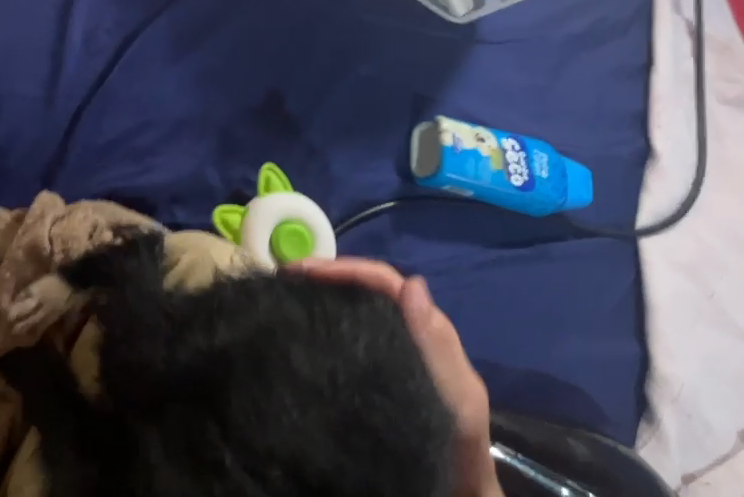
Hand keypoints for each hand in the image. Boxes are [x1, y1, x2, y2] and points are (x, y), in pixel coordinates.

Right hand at [291, 258, 502, 496]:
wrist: (458, 496)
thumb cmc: (460, 451)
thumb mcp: (458, 401)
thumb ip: (438, 347)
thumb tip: (411, 283)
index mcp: (428, 331)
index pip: (385, 282)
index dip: (346, 269)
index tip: (303, 271)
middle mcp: (409, 334)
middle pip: (365, 289)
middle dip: (326, 276)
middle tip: (283, 280)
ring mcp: (392, 354)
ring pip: (355, 309)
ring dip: (323, 295)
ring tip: (285, 296)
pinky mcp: (377, 376)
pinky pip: (348, 338)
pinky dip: (324, 325)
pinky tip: (300, 333)